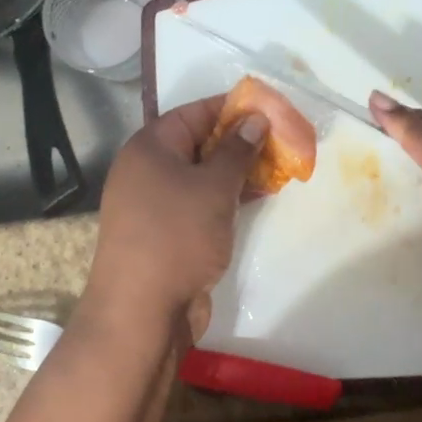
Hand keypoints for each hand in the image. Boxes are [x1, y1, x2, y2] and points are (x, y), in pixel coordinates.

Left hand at [84, 95, 266, 343]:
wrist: (141, 312)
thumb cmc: (177, 235)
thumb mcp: (214, 188)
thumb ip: (237, 151)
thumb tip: (255, 119)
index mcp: (149, 146)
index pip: (194, 113)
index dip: (231, 108)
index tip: (269, 109)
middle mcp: (146, 169)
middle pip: (197, 143)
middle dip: (238, 142)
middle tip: (281, 141)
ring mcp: (153, 202)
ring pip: (200, 175)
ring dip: (235, 172)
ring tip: (277, 169)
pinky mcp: (164, 232)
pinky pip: (197, 202)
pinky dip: (224, 198)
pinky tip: (256, 199)